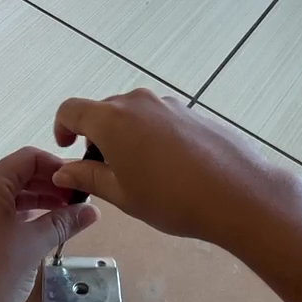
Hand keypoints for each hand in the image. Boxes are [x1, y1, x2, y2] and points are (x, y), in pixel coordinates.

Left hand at [0, 147, 99, 301]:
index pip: (27, 158)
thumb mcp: (35, 244)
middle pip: (17, 175)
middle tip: (78, 202)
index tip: (79, 184)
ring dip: (38, 200)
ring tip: (66, 215)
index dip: (56, 167)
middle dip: (49, 185)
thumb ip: (64, 222)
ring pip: (9, 195)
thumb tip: (92, 211)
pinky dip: (22, 215)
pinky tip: (43, 228)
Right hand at [50, 89, 301, 246]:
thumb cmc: (175, 199)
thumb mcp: (123, 195)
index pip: (71, 110)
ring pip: (133, 115)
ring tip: (141, 174)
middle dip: (96, 138)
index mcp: (111, 120)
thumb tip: (64, 170)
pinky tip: (170, 169)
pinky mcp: (191, 111)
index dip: (62, 128)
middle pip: (102, 111)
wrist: (239, 194)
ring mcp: (167, 104)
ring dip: (126, 137)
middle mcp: (137, 102)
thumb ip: (88, 177)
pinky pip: (159, 118)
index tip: (68, 148)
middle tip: (105, 173)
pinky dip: (152, 136)